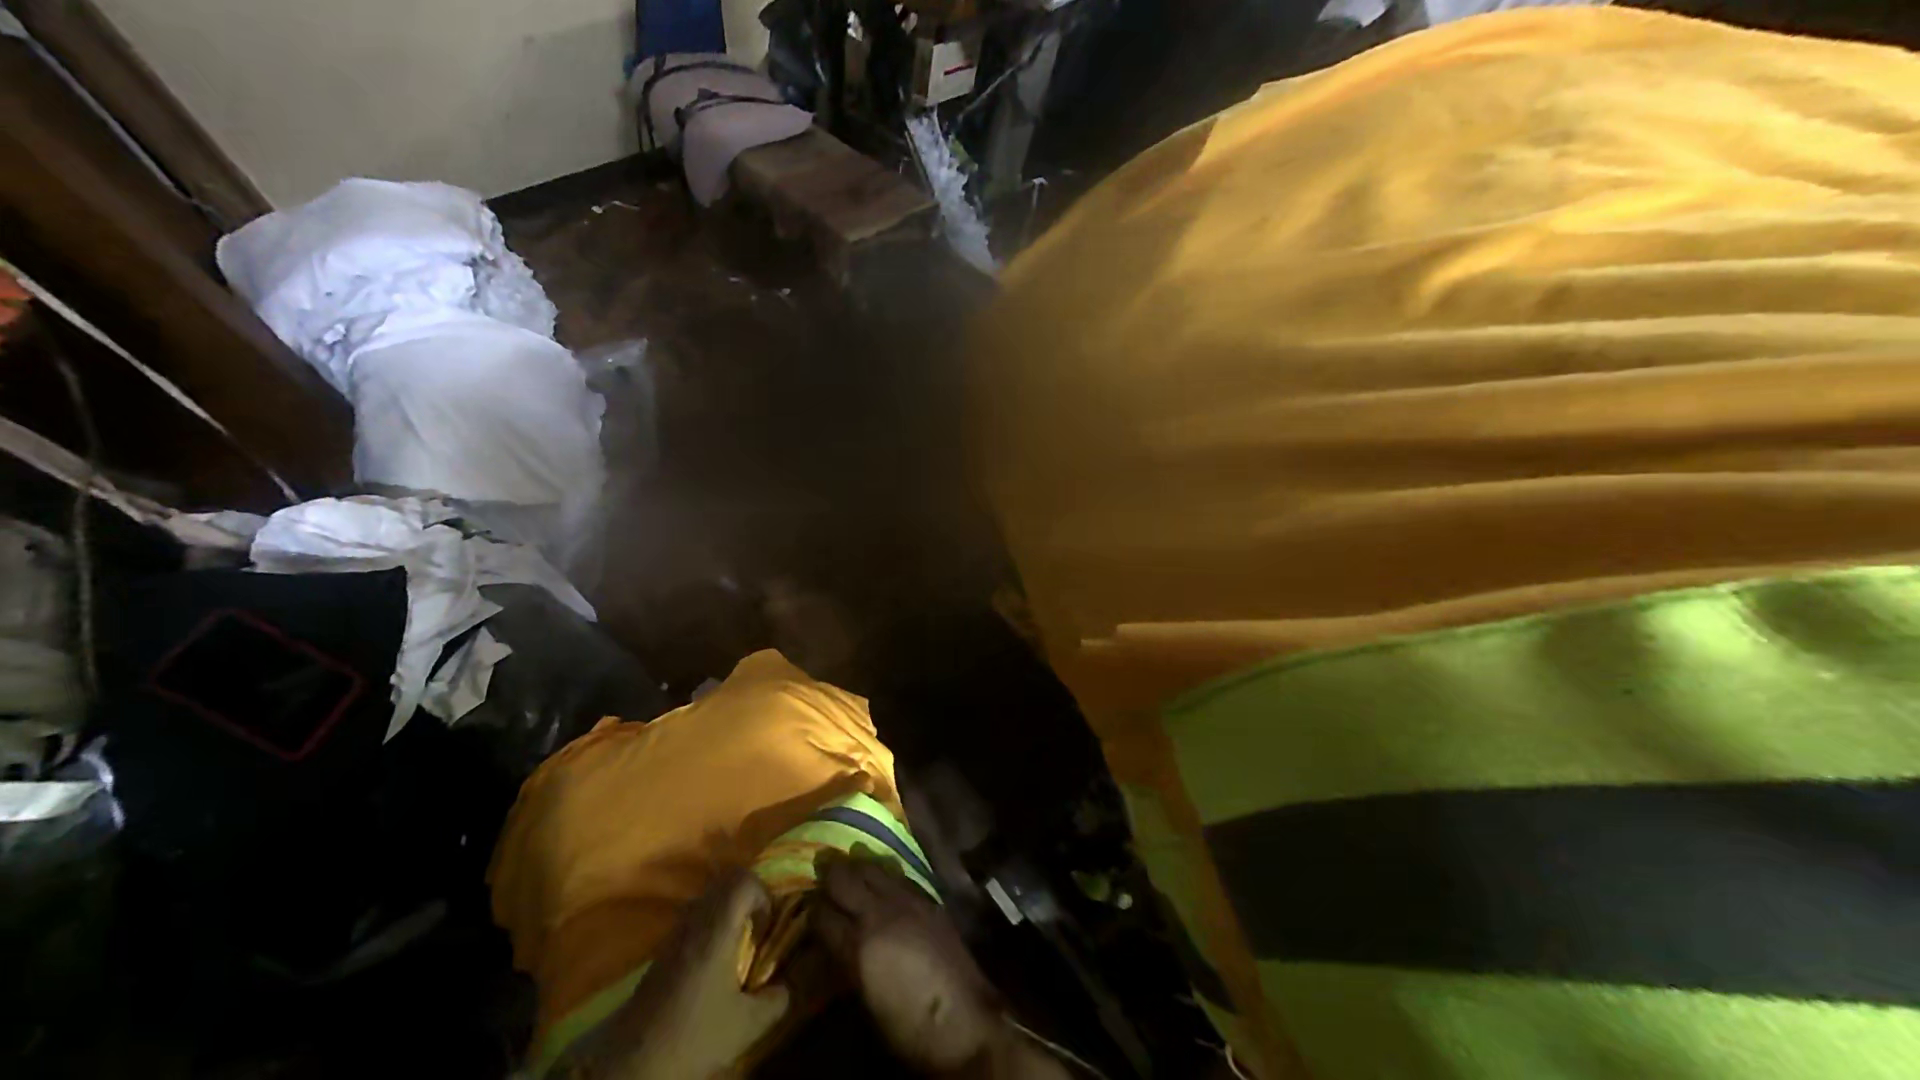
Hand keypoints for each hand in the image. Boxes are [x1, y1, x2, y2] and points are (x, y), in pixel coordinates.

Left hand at [573, 870, 791, 1079]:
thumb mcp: (747, 1025)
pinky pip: (696, 918)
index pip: (743, 880)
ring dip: (731, 913)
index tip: (767, 928)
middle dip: (750, 899)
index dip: (764, 895)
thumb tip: (791, 983)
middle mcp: (694, 920)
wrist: (628, 1066)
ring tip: (740, 950)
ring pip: (710, 899)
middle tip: (759, 932)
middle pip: (727, 882)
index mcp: (716, 928)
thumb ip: (778, 997)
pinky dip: (713, 928)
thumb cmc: (692, 1037)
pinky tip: (716, 968)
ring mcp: (674, 933)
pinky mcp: (663, 951)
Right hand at [815, 854, 1065, 1077]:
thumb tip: (836, 942)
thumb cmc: (907, 1025)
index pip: (822, 914)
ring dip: (857, 865)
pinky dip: (884, 873)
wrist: (963, 1020)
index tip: (807, 908)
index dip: (811, 910)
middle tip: (819, 870)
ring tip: (847, 863)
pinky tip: (880, 875)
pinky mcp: (929, 900)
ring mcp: (907, 901)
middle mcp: (880, 914)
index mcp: (858, 945)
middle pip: (845, 878)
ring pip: (873, 867)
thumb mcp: (865, 1000)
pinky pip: (899, 876)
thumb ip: (847, 963)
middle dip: (829, 874)